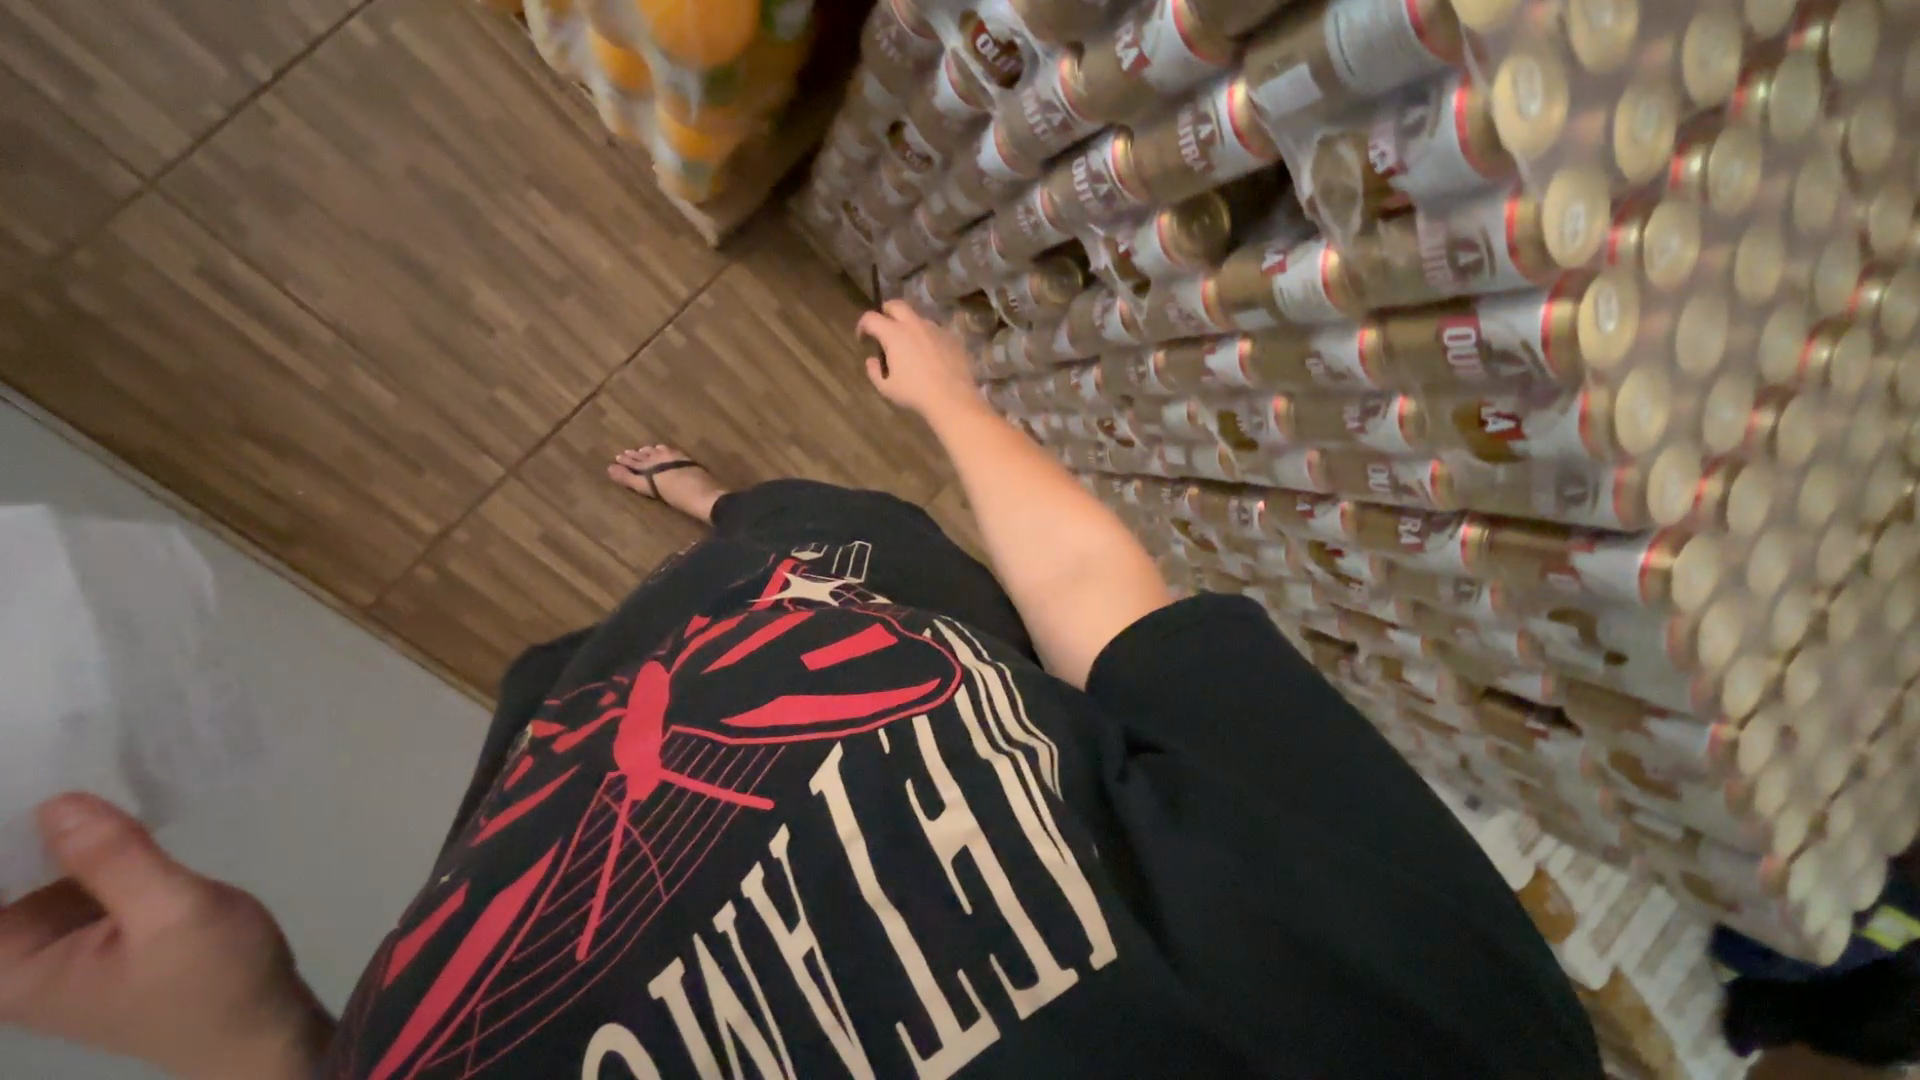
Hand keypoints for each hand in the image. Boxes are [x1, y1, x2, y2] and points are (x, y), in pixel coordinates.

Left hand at [0, 794, 331, 1078]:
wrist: (260, 1027)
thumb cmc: (212, 977)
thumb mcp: (173, 912)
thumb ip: (115, 860)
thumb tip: (54, 801)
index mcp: (3, 968)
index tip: (19, 778)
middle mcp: (10, 962)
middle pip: (2, 882)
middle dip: (22, 828)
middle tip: (54, 763)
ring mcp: (53, 951)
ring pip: (36, 879)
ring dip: (58, 836)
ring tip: (83, 776)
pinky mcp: (95, 940)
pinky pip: (73, 887)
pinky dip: (89, 853)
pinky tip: (115, 819)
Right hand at [856, 300, 983, 418]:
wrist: (952, 397)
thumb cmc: (914, 393)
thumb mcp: (887, 388)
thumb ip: (874, 372)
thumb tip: (872, 360)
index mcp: (894, 334)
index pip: (871, 318)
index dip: (862, 325)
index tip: (862, 337)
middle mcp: (914, 324)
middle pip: (896, 305)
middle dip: (885, 312)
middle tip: (883, 327)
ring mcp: (935, 328)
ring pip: (917, 318)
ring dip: (908, 325)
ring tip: (909, 344)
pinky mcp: (951, 337)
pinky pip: (934, 331)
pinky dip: (926, 337)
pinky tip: (929, 354)